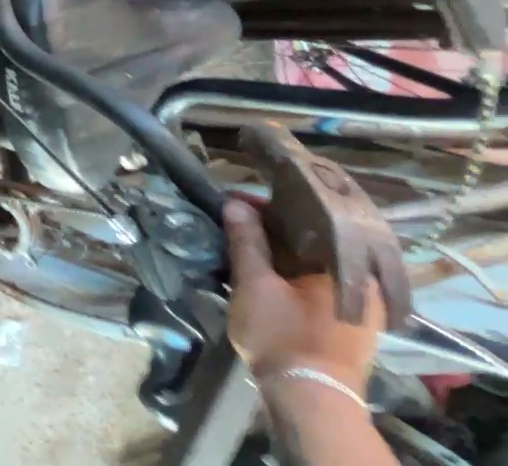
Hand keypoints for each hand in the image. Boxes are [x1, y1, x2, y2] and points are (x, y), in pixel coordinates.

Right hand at [224, 198, 383, 392]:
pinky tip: (264, 273)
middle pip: (311, 244)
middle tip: (234, 223)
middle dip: (271, 232)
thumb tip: (236, 202)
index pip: (307, 221)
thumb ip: (247, 241)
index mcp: (349, 268)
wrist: (309, 395)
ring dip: (278, 255)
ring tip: (244, 245)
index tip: (233, 203)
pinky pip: (315, 284)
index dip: (266, 209)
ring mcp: (358, 306)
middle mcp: (363, 283)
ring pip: (311, 265)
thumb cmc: (282, 333)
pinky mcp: (346, 323)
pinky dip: (289, 275)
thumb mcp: (254, 283)